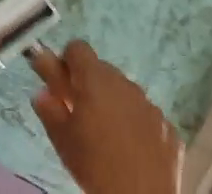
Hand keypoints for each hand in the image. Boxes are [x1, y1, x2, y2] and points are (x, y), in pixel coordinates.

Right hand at [31, 41, 181, 193]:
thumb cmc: (94, 164)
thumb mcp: (60, 136)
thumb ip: (47, 106)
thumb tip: (42, 91)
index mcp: (95, 81)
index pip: (77, 48)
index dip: (66, 62)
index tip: (61, 86)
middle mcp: (125, 85)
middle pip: (101, 69)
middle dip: (88, 83)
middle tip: (78, 111)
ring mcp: (151, 107)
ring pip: (124, 92)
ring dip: (112, 102)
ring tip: (105, 133)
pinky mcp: (169, 129)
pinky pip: (145, 114)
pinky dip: (135, 123)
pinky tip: (130, 148)